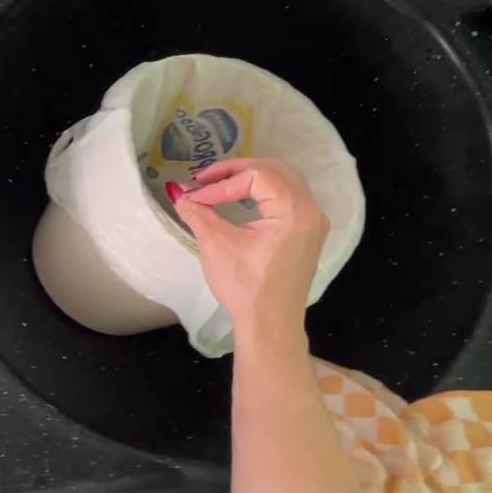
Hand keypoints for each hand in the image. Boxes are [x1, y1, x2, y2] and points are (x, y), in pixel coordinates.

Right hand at [175, 158, 328, 341]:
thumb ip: (198, 212)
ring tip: (220, 186)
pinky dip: (264, 192)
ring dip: (251, 178)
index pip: (256, 177)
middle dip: (236, 170)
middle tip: (205, 179)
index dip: (221, 183)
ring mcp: (313, 222)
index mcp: (293, 210)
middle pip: (275, 169)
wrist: (270, 323)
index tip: (195, 196)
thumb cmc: (244, 284)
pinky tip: (242, 201)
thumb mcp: (216, 244)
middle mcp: (311, 210)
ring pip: (284, 181)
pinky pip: (288, 198)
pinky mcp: (307, 234)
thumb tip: (178, 192)